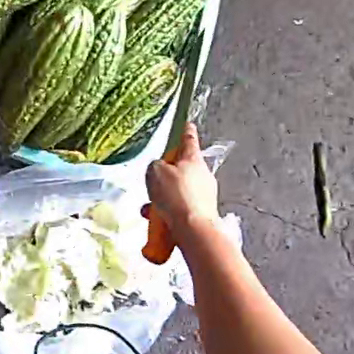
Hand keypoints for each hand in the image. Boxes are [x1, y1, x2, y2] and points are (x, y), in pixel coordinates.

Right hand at [146, 123, 221, 242]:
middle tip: (153, 181)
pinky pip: (179, 208)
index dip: (185, 132)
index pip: (188, 140)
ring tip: (149, 208)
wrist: (193, 229)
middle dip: (165, 176)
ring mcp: (204, 195)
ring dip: (162, 198)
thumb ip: (155, 166)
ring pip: (178, 191)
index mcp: (193, 159)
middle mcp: (202, 175)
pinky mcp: (201, 213)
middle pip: (181, 168)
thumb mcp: (156, 172)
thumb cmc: (176, 196)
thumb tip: (158, 170)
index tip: (188, 124)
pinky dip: (167, 212)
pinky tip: (155, 221)